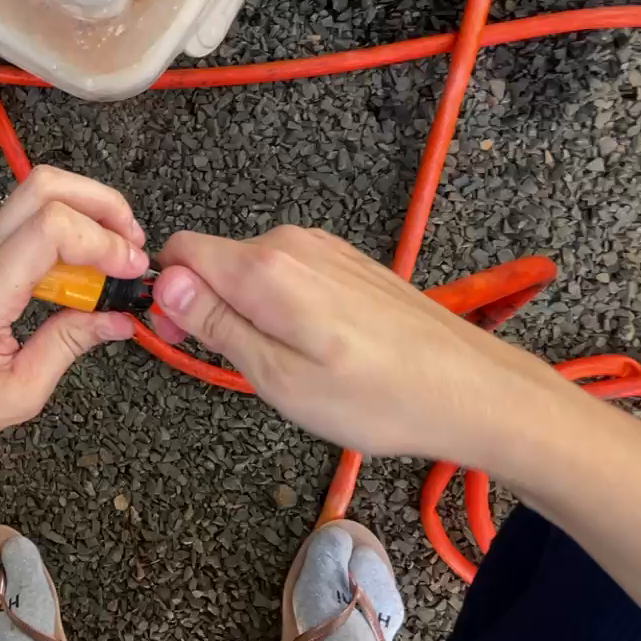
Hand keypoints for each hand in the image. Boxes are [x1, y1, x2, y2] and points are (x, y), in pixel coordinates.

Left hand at [0, 166, 148, 463]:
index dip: (102, 240)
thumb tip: (118, 318)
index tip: (130, 272)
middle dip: (102, 204)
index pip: (50, 227)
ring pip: (36, 193)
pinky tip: (87, 266)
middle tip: (132, 245)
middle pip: (45, 186)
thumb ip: (69, 345)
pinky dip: (69, 227)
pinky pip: (29, 220)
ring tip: (116, 253)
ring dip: (87, 210)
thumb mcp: (20, 391)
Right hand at [148, 226, 588, 465]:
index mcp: (264, 268)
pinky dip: (280, 303)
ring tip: (286, 360)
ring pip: (250, 269)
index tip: (181, 335)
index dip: (167, 293)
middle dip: (207, 304)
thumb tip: (164, 282)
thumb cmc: (374, 397)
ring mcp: (323, 248)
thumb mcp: (276, 376)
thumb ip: (214, 323)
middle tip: (239, 362)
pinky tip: (316, 343)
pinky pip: (286, 272)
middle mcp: (290, 243)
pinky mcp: (346, 260)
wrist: (476, 390)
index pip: (180, 251)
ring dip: (246, 307)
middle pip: (214, 260)